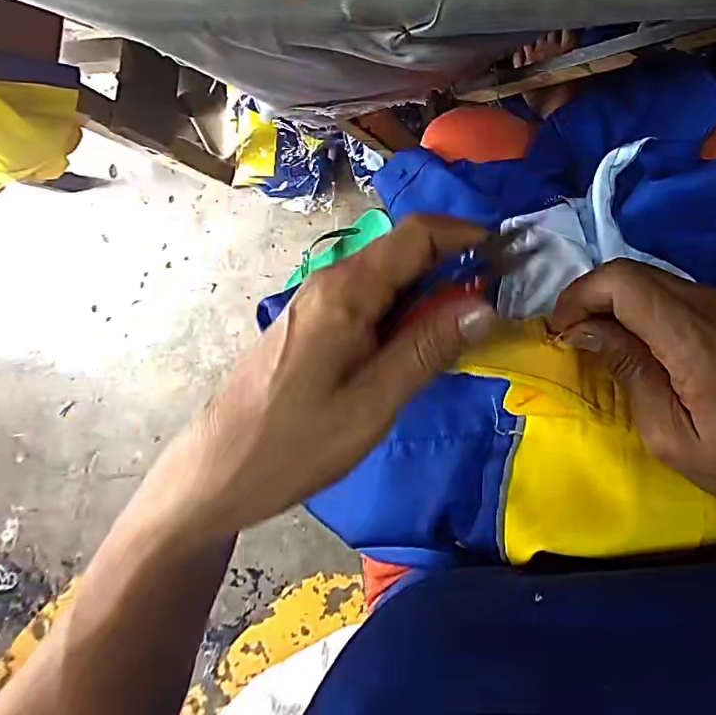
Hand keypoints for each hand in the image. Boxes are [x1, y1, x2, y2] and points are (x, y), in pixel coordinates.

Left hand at [144, 214, 499, 540]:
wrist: (207, 482)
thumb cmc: (290, 445)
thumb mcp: (373, 403)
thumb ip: (431, 347)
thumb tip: (487, 305)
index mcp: (347, 290)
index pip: (420, 233)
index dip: (469, 235)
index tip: (508, 258)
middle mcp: (334, 281)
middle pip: (409, 248)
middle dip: (460, 262)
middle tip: (498, 298)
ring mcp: (323, 300)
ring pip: (395, 272)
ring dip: (438, 287)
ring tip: (470, 322)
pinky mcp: (320, 321)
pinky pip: (378, 295)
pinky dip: (413, 305)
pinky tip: (425, 340)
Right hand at [547, 260, 715, 532]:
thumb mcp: (672, 437)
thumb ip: (630, 371)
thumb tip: (583, 330)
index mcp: (696, 339)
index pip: (625, 282)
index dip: (581, 296)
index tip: (559, 334)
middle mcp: (710, 306)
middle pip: (633, 272)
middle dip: (590, 296)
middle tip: (569, 340)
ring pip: (650, 277)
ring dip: (613, 300)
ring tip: (594, 343)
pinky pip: (670, 292)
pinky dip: (639, 307)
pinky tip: (631, 341)